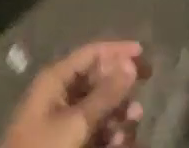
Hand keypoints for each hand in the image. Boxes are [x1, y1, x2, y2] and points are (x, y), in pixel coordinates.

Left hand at [2, 41, 146, 147]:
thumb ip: (105, 94)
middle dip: (120, 92)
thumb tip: (130, 63)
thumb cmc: (45, 147)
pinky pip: (94, 129)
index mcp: (56, 79)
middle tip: (139, 104)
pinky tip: (119, 144)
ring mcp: (63, 118)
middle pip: (97, 80)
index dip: (117, 50)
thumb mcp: (77, 122)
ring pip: (99, 108)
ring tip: (127, 131)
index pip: (91, 53)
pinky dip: (109, 134)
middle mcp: (60, 93)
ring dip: (117, 117)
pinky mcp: (67, 140)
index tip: (143, 53)